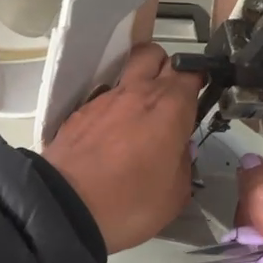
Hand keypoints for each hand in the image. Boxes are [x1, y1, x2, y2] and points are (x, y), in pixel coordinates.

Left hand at [43, 44, 201, 253]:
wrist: (65, 208)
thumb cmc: (130, 203)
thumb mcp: (175, 194)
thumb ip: (183, 163)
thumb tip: (177, 149)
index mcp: (170, 106)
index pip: (192, 72)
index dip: (198, 81)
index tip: (198, 99)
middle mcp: (136, 92)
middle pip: (153, 54)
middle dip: (163, 67)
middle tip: (167, 98)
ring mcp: (102, 100)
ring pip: (124, 74)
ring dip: (134, 88)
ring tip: (135, 119)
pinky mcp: (76, 114)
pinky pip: (100, 100)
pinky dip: (109, 110)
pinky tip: (107, 136)